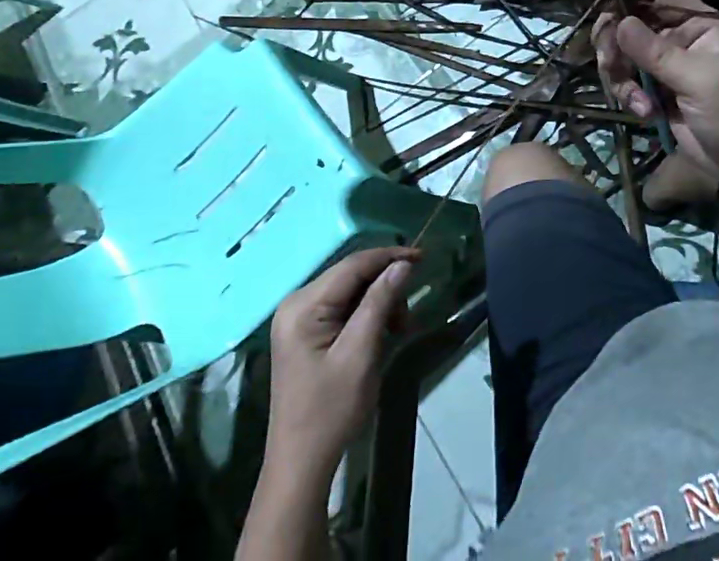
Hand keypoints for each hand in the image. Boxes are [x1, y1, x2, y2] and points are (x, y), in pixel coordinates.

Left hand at [265, 246, 418, 470]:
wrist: (301, 461)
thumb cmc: (331, 409)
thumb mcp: (361, 354)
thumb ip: (380, 303)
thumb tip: (402, 265)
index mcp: (303, 304)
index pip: (351, 265)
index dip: (388, 257)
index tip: (422, 257)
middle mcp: (296, 302)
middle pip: (349, 276)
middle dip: (384, 286)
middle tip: (409, 314)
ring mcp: (297, 318)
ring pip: (347, 292)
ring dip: (377, 303)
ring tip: (398, 330)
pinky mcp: (304, 333)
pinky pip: (340, 309)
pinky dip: (364, 315)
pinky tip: (380, 334)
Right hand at [585, 0, 718, 193]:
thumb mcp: (699, 79)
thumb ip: (655, 51)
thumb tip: (618, 21)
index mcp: (698, 23)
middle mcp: (676, 38)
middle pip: (626, 21)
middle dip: (612, 42)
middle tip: (608, 61)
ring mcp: (661, 65)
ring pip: (619, 53)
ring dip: (620, 77)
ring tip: (637, 101)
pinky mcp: (651, 90)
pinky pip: (623, 81)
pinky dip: (628, 96)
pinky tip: (647, 113)